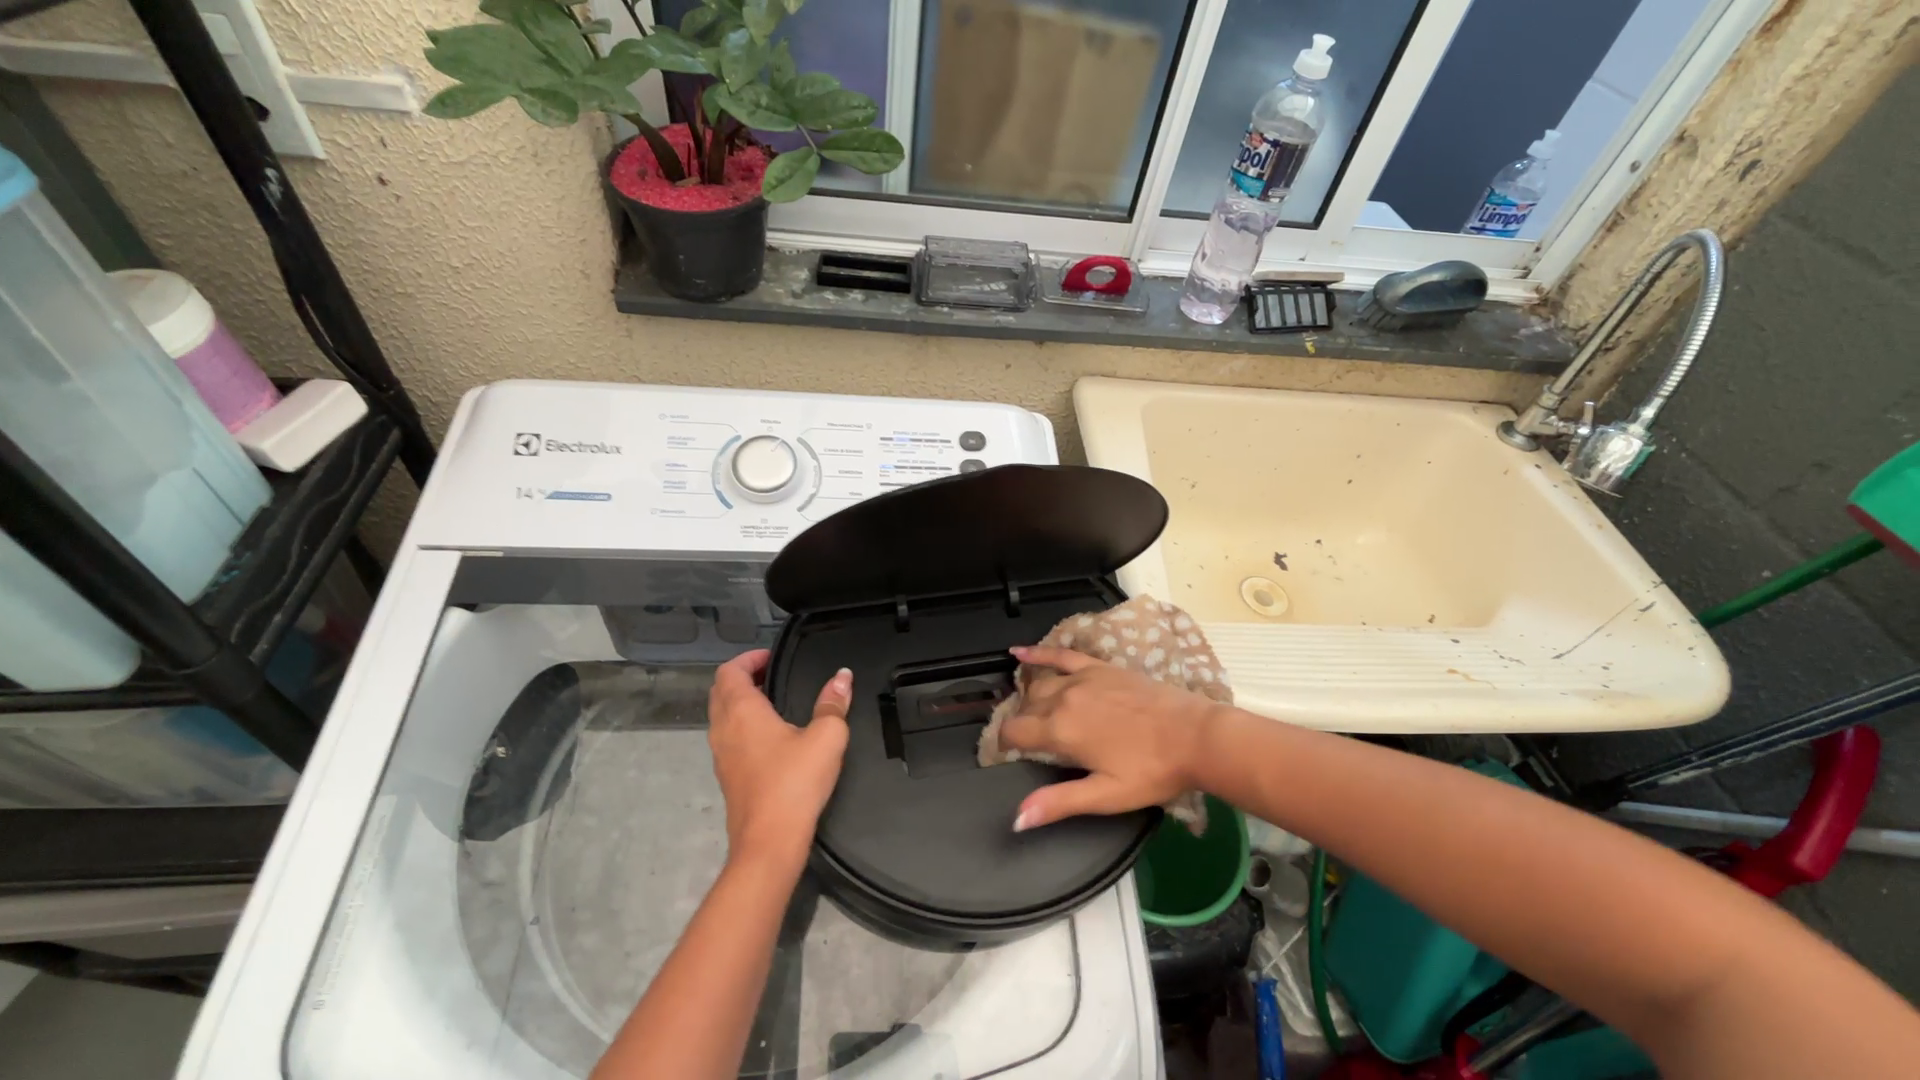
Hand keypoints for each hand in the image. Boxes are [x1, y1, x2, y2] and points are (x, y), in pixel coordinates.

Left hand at [707, 650, 851, 867]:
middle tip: (772, 675)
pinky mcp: (727, 777)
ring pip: (721, 716)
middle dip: (743, 678)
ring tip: (772, 702)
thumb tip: (842, 676)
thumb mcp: (826, 738)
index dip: (748, 659)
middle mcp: (723, 729)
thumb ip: (833, 704)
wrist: (768, 841)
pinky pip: (728, 738)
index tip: (771, 658)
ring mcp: (721, 755)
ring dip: (740, 703)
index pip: (730, 671)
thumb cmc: (795, 782)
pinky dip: (742, 726)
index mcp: (741, 711)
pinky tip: (770, 738)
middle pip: (720, 691)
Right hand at [1000, 646, 1223, 831]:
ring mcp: (1083, 678)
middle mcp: (1064, 698)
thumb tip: (1017, 818)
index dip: (1005, 746)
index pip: (1014, 732)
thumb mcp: (1105, 796)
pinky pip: (1062, 655)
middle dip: (1021, 725)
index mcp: (1061, 731)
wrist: (1196, 737)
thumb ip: (1058, 803)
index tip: (1009, 757)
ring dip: (1030, 699)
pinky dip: (1038, 653)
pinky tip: (1019, 652)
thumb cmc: (1152, 771)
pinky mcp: (1101, 667)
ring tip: (1032, 714)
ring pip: (1040, 684)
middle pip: (1026, 708)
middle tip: (1030, 744)